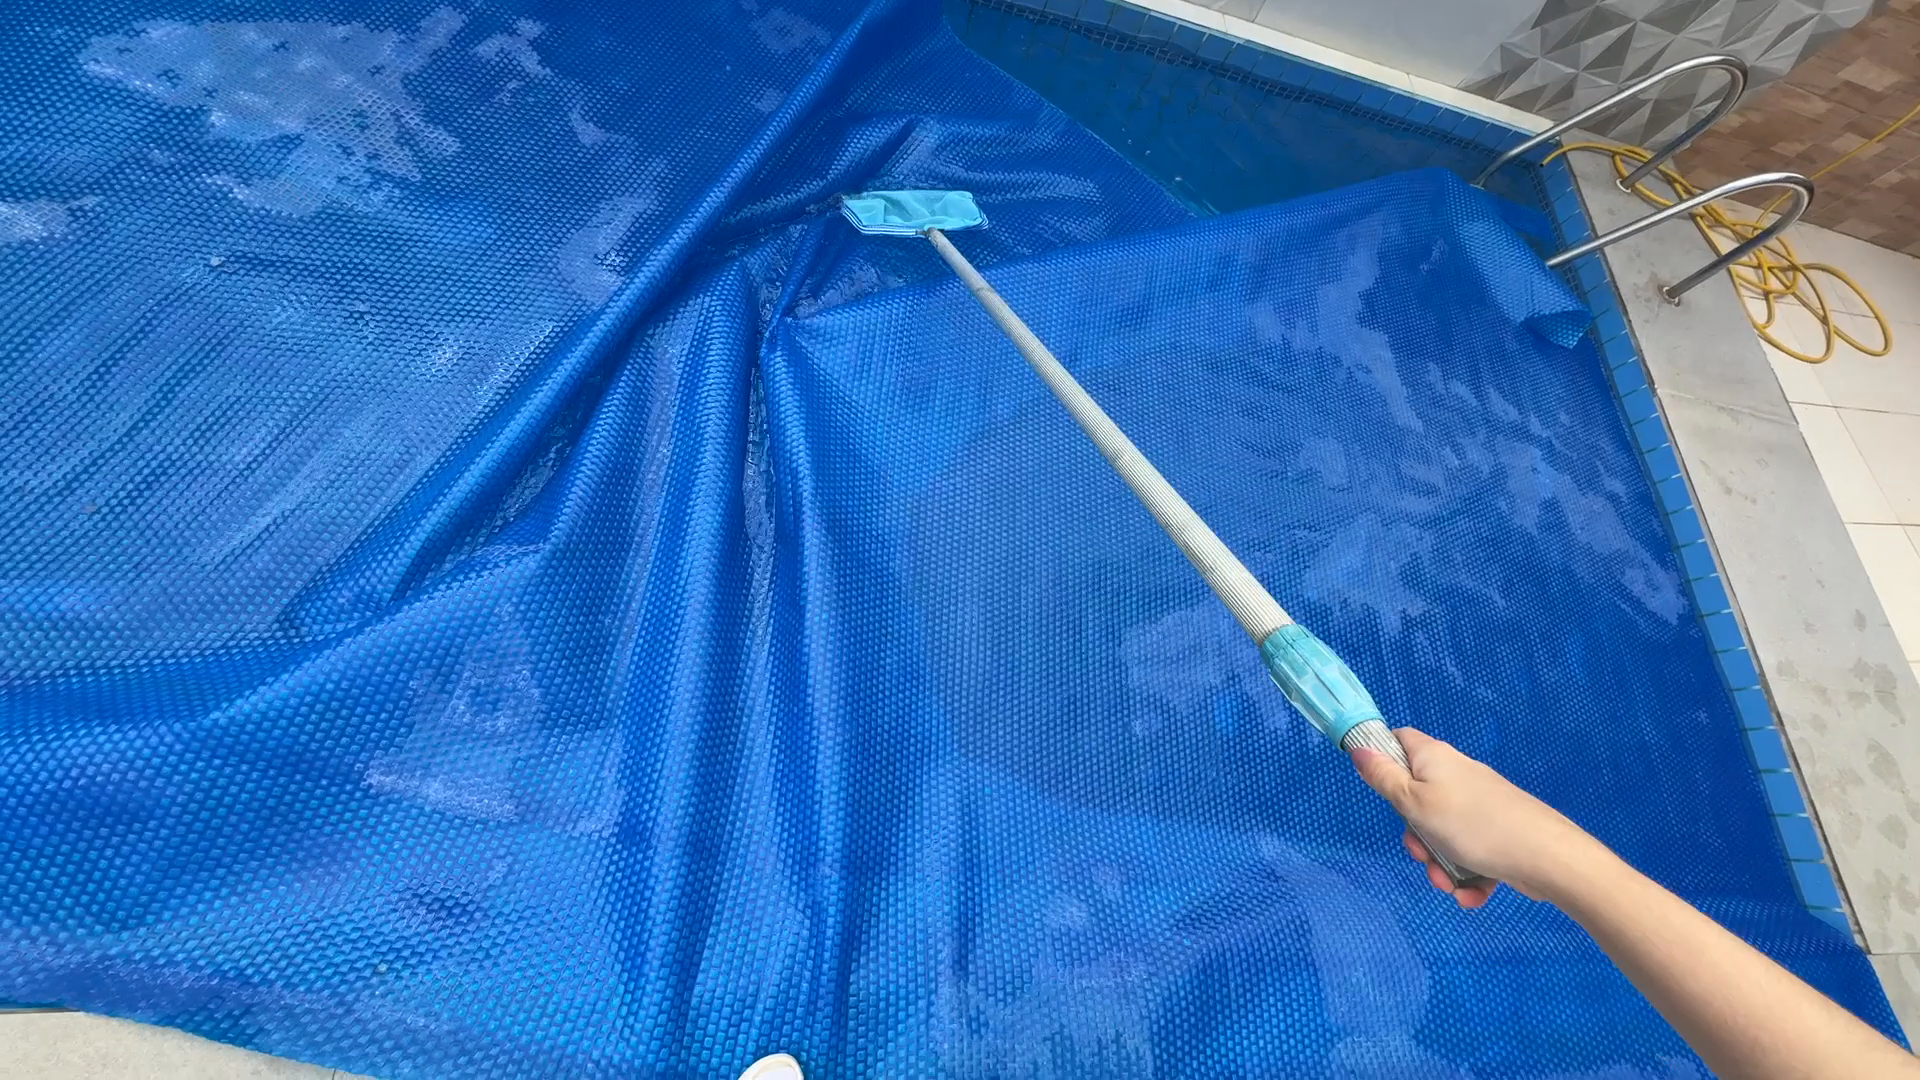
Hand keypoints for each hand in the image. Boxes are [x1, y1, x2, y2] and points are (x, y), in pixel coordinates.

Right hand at [1349, 727, 1608, 908]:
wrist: (1553, 860)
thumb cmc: (1472, 825)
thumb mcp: (1413, 802)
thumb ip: (1382, 777)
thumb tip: (1359, 749)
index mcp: (1434, 757)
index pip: (1399, 740)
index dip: (1383, 757)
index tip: (1380, 787)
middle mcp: (1457, 774)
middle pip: (1417, 795)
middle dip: (1415, 833)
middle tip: (1420, 853)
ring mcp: (1482, 803)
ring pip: (1444, 829)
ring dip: (1440, 860)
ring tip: (1450, 884)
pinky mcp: (1502, 831)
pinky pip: (1472, 848)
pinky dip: (1469, 872)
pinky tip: (1472, 894)